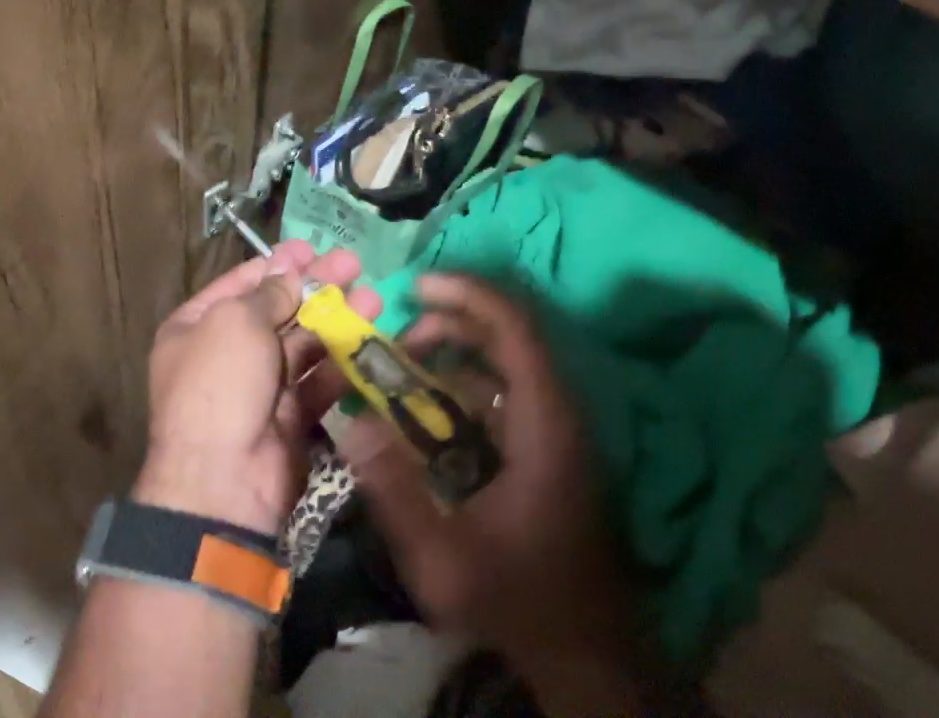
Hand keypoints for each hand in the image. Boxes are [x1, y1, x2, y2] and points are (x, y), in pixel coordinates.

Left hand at [134, 239, 381, 534]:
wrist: (224, 478)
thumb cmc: (220, 384)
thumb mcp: (236, 323)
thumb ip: (268, 295)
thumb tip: (289, 271)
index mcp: (197, 327)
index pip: (240, 284)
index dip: (276, 264)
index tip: (311, 247)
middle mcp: (226, 354)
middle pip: (276, 311)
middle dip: (315, 288)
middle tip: (354, 264)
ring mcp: (259, 388)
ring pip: (303, 345)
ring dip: (336, 321)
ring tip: (375, 298)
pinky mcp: (290, 417)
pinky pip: (318, 381)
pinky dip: (343, 362)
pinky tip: (371, 340)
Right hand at [335, 275, 637, 702]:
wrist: (587, 652)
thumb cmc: (516, 598)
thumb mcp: (441, 554)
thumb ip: (393, 487)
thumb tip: (351, 421)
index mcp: (543, 425)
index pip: (516, 331)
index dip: (469, 295)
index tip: (416, 286)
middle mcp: (559, 416)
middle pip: (512, 337)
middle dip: (452, 321)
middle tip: (398, 334)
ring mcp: (558, 434)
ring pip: (511, 364)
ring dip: (459, 350)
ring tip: (406, 363)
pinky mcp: (550, 452)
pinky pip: (508, 394)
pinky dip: (468, 383)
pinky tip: (431, 407)